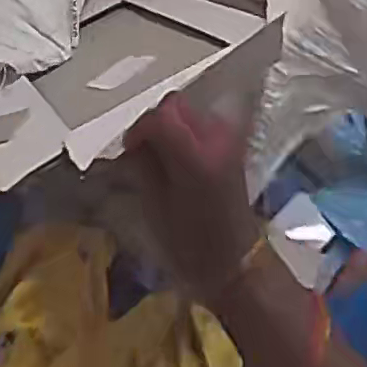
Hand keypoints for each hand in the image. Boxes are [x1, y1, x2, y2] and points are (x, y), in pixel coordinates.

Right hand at [123, 93, 263, 295]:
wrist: (237, 261)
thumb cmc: (193, 245)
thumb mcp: (157, 208)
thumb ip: (145, 166)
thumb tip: (135, 145)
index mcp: (196, 156)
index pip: (161, 117)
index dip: (140, 129)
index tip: (129, 149)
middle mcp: (215, 138)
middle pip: (175, 105)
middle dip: (154, 122)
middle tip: (141, 149)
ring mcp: (226, 138)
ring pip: (188, 110)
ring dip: (169, 125)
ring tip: (158, 154)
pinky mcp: (231, 143)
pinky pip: (200, 122)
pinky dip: (184, 131)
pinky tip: (176, 156)